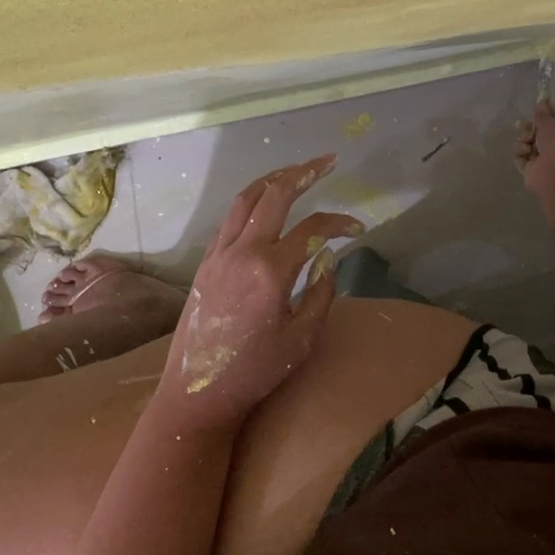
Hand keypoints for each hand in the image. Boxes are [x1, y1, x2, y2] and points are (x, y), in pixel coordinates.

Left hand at [156, 155, 361, 429]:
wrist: (197, 393)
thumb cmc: (255, 372)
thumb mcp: (302, 339)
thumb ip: (321, 293)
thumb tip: (327, 258)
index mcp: (271, 272)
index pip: (312, 229)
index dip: (339, 222)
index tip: (358, 227)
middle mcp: (243, 252)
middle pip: (274, 195)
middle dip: (304, 172)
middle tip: (326, 161)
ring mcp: (220, 253)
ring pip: (246, 199)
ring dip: (273, 179)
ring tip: (296, 170)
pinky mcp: (206, 261)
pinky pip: (230, 218)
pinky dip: (251, 200)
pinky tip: (265, 202)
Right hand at [515, 100, 554, 224]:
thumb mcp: (551, 124)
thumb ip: (543, 114)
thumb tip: (541, 102)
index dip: (546, 111)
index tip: (536, 104)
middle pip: (538, 131)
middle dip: (529, 127)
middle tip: (521, 125)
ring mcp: (543, 158)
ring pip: (527, 142)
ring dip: (524, 138)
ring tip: (526, 141)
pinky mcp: (530, 169)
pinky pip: (520, 155)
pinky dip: (520, 151)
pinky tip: (525, 151)